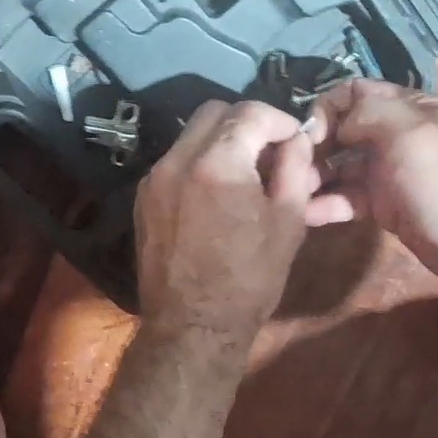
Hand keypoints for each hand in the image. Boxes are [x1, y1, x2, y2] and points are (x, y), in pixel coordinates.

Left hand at [134, 100, 321, 337]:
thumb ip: (294, 167)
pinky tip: (218, 193)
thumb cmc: (250, 278)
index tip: (294, 140)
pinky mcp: (143, 198)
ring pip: (191, 136)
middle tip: (270, 151)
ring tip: (246, 173)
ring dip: (222, 142)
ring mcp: (154, 179)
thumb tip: (294, 137)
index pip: (249, 112)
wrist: (194, 325)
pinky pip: (175, 162)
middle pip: (214, 112)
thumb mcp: (288, 221)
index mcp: (217, 164)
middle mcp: (177, 161)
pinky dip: (199, 163)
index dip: (279, 120)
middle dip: (246, 123)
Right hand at [306, 80, 437, 295]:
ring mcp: (389, 171)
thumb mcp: (409, 132)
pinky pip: (346, 198)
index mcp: (409, 107)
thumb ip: (367, 112)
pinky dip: (326, 204)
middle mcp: (396, 134)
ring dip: (313, 176)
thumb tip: (334, 122)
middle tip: (291, 168)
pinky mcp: (383, 206)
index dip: (326, 107)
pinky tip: (305, 214)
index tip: (307, 134)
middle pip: (341, 129)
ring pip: (339, 165)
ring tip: (293, 192)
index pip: (354, 91)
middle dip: (313, 145)